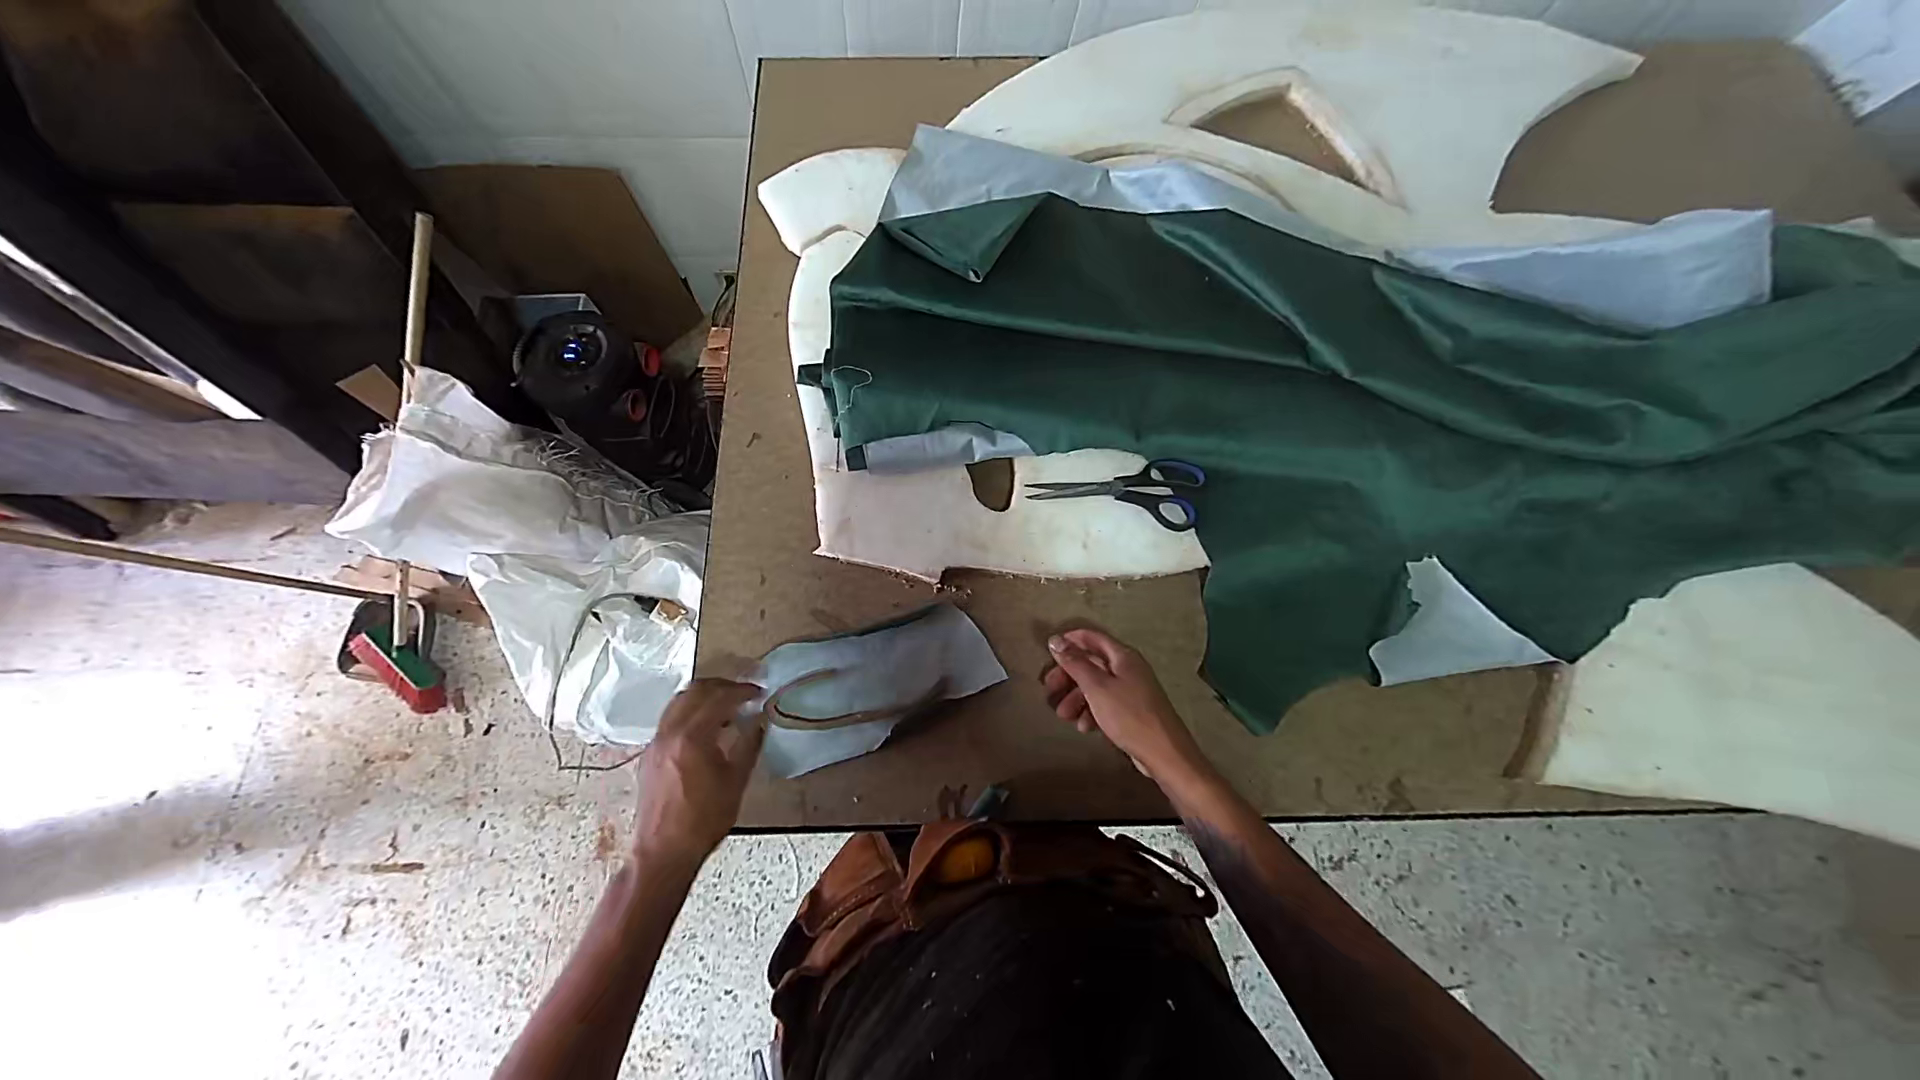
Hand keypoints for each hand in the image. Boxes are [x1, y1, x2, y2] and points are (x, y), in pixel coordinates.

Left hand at [631, 679, 764, 866]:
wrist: (663, 852)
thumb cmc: (704, 820)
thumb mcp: (736, 781)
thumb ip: (749, 745)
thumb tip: (758, 721)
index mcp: (692, 737)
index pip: (719, 697)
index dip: (742, 690)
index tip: (759, 692)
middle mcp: (669, 733)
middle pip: (695, 691)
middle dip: (722, 686)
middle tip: (744, 692)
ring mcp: (655, 743)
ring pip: (679, 702)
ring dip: (704, 696)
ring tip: (726, 706)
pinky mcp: (649, 755)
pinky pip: (670, 719)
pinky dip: (690, 712)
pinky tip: (706, 728)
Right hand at [1041, 628, 1213, 791]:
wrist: (1163, 753)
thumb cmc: (1129, 715)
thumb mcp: (1096, 687)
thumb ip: (1075, 663)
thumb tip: (1055, 639)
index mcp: (1122, 656)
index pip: (1091, 637)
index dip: (1069, 641)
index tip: (1048, 654)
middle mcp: (1127, 668)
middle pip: (1091, 663)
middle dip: (1068, 675)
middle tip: (1049, 689)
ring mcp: (1131, 690)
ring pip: (1095, 686)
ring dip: (1076, 697)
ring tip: (1063, 715)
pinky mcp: (1131, 711)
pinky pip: (1105, 703)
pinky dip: (1091, 711)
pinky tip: (1084, 726)